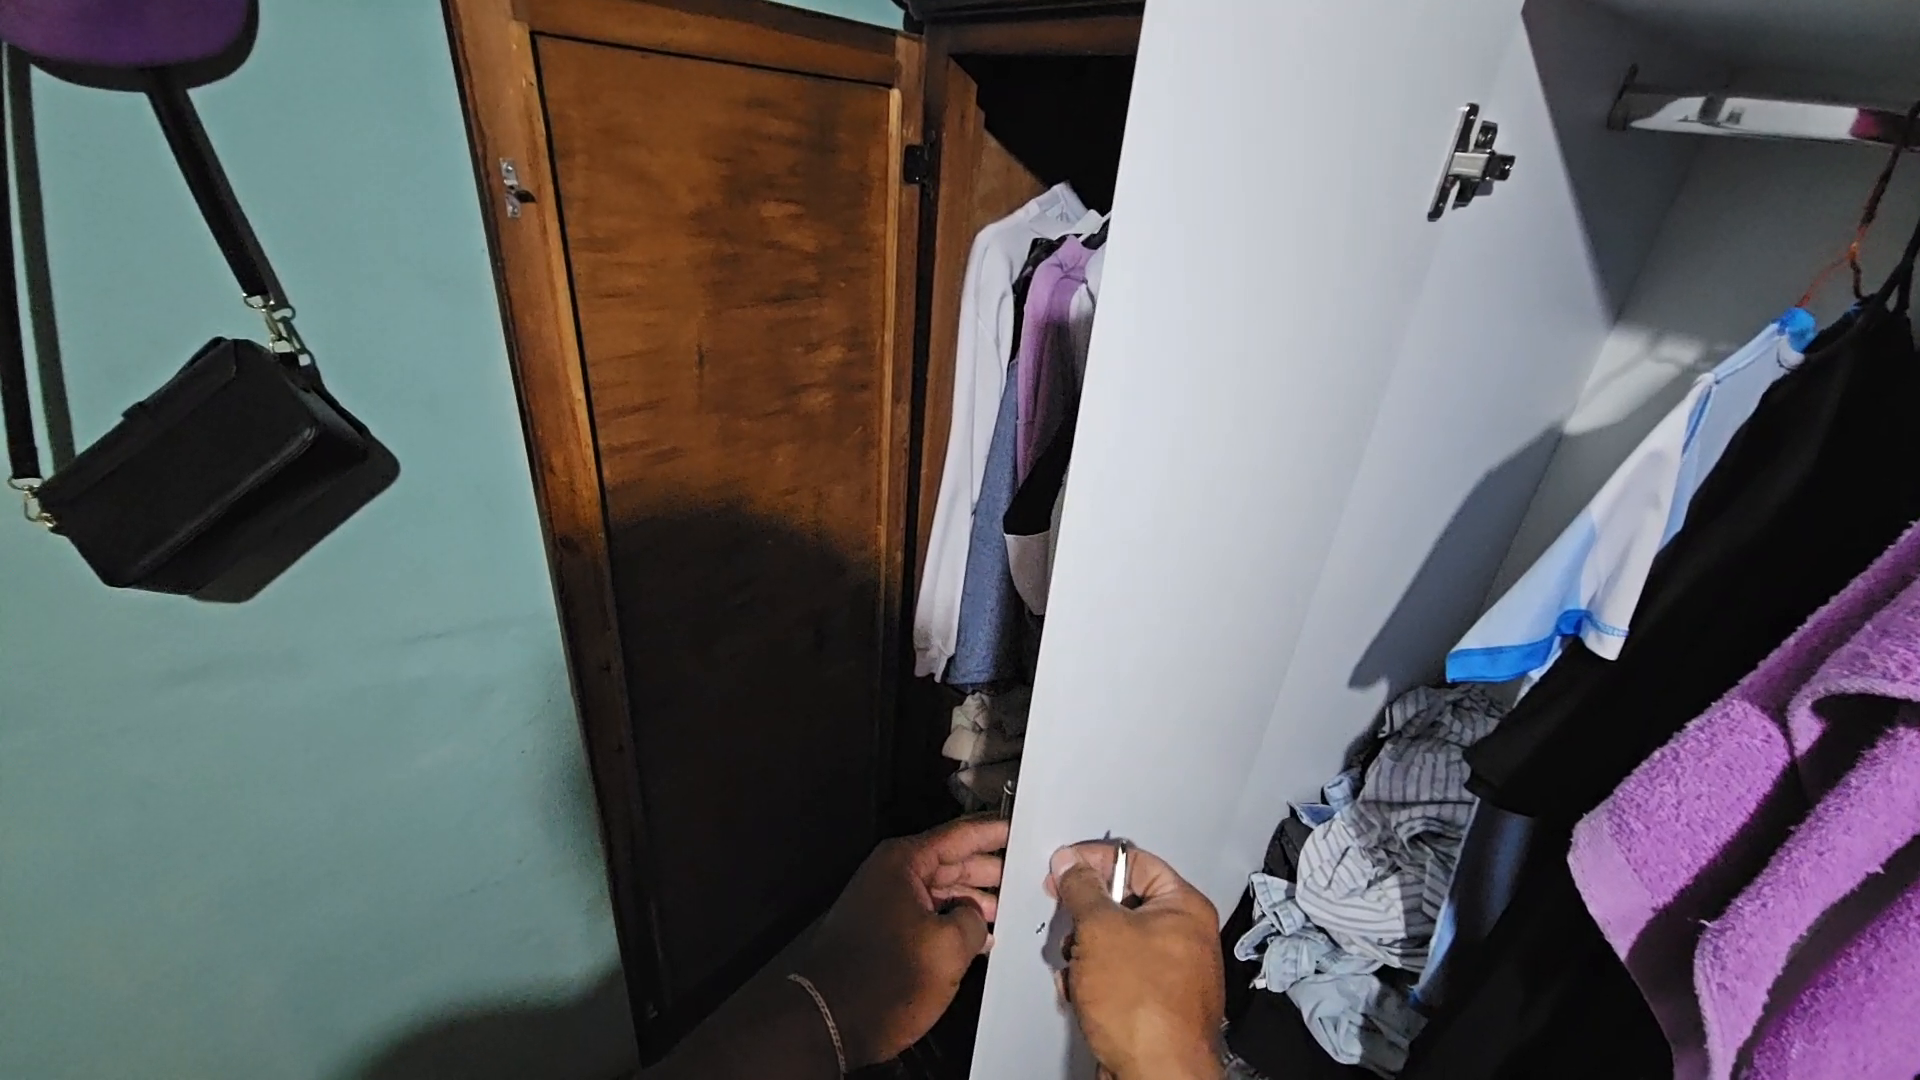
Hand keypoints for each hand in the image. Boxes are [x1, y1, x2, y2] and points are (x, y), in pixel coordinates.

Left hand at [798, 816, 1008, 1066]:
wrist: (826, 1021)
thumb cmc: (886, 979)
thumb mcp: (946, 948)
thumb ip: (973, 921)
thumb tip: (973, 916)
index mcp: (905, 862)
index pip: (959, 835)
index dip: (993, 832)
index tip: (1020, 829)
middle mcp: (894, 873)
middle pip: (951, 860)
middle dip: (988, 868)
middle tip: (1025, 872)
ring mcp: (887, 901)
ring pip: (941, 889)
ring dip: (974, 898)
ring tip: (1010, 907)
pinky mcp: (885, 929)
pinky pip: (929, 912)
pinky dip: (954, 920)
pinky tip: (981, 935)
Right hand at [1048, 842, 1224, 1079]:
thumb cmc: (1145, 1009)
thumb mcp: (1100, 929)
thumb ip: (1081, 888)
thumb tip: (1071, 864)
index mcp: (1183, 907)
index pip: (1133, 860)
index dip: (1094, 860)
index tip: (1064, 868)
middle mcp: (1184, 936)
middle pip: (1122, 901)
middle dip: (1087, 917)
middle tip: (1071, 923)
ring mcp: (1171, 972)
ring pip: (1114, 940)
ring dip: (1085, 952)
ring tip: (1079, 969)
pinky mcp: (1154, 1003)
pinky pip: (1117, 974)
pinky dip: (1094, 980)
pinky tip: (1083, 994)